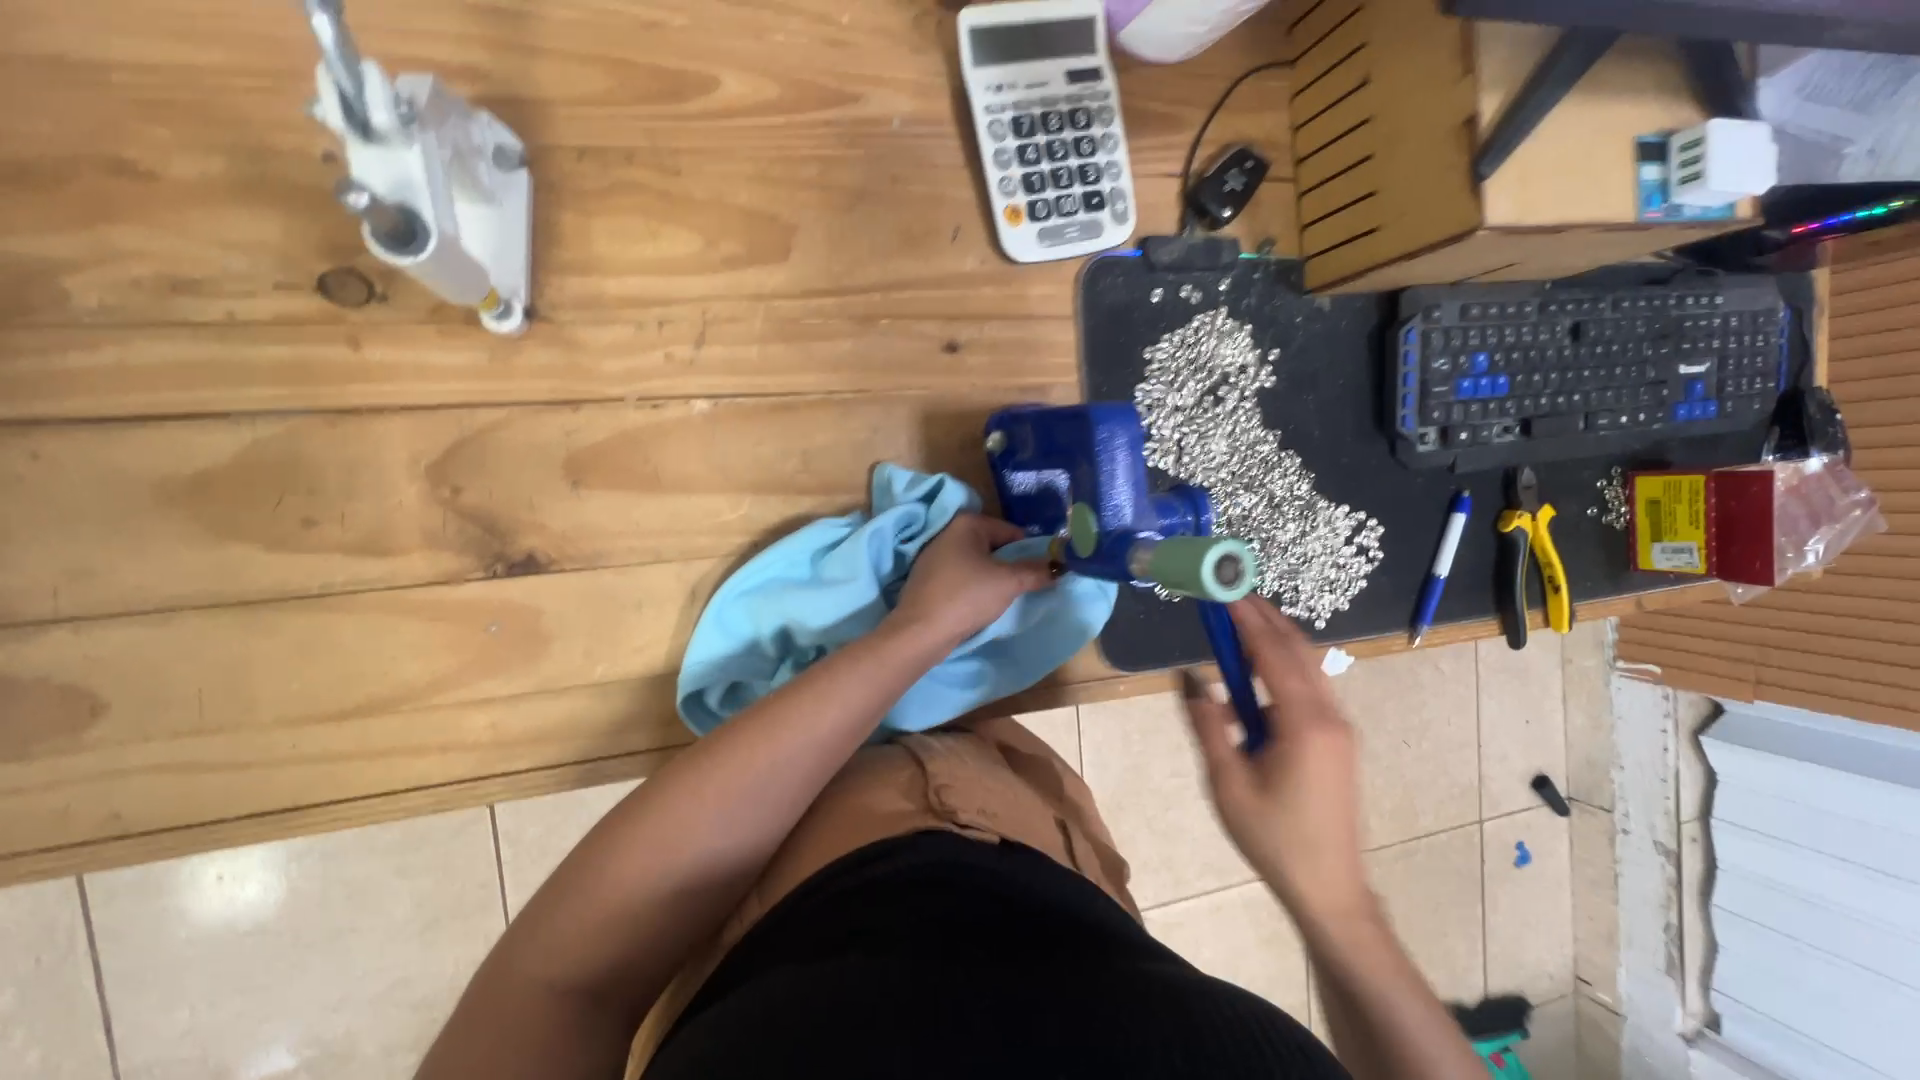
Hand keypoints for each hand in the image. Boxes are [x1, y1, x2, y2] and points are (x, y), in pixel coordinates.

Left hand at [889, 514, 1055, 649]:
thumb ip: (1036, 571)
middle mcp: (949, 532)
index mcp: (967, 523)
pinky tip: (979, 605)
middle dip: (1011, 566)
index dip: (1030, 553)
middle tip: (1023, 588)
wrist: (921, 632)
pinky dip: (974, 588)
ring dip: (993, 579)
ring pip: (979, 563)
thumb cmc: (967, 597)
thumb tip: (1059, 567)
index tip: (1040, 575)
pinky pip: (963, 577)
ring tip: (1002, 599)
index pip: (1013, 533)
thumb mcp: (1009, 582)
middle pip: (995, 547)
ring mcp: (935, 556)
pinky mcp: (929, 579)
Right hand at [1181, 596, 1372, 923]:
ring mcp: (1340, 728)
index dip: (1247, 619)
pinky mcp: (1339, 742)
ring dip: (1277, 642)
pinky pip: (1313, 689)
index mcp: (1304, 722)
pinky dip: (1286, 669)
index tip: (1224, 591)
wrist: (1329, 887)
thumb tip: (1191, 677)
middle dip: (1266, 619)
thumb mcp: (1227, 782)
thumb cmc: (1273, 836)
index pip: (1272, 653)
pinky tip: (1260, 676)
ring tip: (1242, 625)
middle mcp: (1330, 715)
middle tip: (1233, 594)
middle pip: (1298, 651)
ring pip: (1310, 668)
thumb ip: (1208, 724)